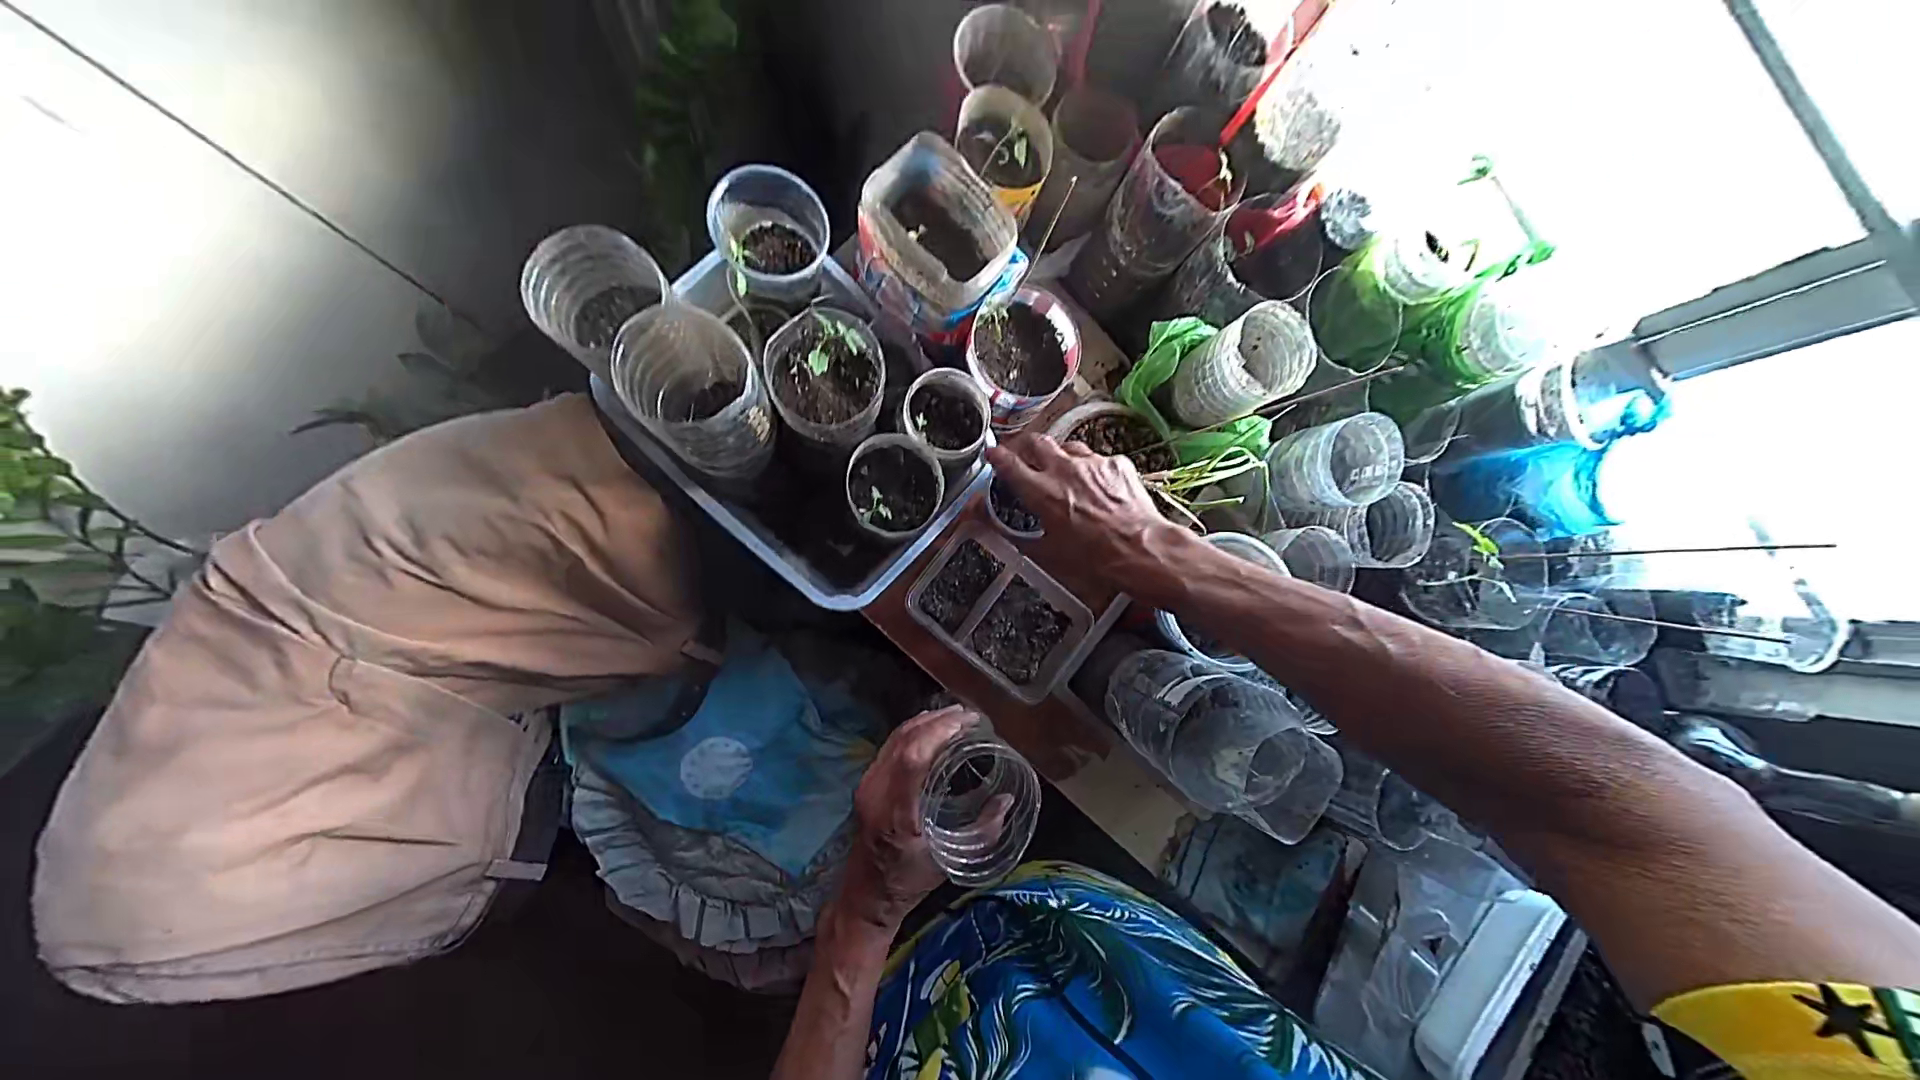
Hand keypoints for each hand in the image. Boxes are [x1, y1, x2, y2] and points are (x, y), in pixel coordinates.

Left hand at [836, 705, 978, 931]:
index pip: (912, 756)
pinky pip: (891, 745)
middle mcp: (877, 791)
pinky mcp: (867, 781)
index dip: (939, 732)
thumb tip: (1007, 800)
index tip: (967, 723)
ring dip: (926, 722)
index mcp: (896, 811)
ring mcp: (868, 783)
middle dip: (938, 721)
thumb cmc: (909, 881)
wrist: (866, 894)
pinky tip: (933, 729)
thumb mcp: (952, 861)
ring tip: (956, 718)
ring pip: (896, 737)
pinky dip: (914, 731)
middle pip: (905, 740)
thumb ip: (983, 831)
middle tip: (969, 717)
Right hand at [985, 434, 1189, 599]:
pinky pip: (1097, 459)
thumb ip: (1015, 534)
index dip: (997, 456)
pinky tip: (1096, 487)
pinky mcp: (1116, 463)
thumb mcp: (1047, 552)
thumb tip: (994, 527)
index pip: (1008, 463)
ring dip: (1060, 457)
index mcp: (1042, 492)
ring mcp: (1093, 463)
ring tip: (1063, 473)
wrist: (1141, 550)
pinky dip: (1091, 469)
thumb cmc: (1097, 558)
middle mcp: (1065, 470)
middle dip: (1026, 447)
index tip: (993, 454)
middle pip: (1036, 441)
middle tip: (1025, 458)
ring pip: (1068, 447)